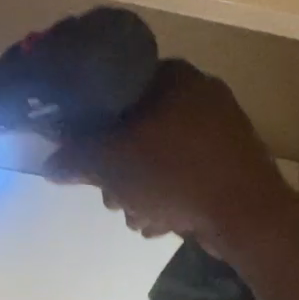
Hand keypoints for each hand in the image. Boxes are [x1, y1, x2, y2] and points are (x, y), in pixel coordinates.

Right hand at [45, 59, 298, 252]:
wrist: (248, 216)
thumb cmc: (175, 175)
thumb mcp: (111, 165)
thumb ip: (75, 158)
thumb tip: (50, 164)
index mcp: (174, 78)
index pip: (117, 88)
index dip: (92, 122)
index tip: (81, 152)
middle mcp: (200, 94)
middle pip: (136, 127)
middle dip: (117, 168)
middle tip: (109, 193)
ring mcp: (221, 128)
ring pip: (158, 154)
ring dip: (139, 187)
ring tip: (137, 215)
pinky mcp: (231, 161)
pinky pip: (184, 171)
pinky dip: (168, 194)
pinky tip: (162, 221)